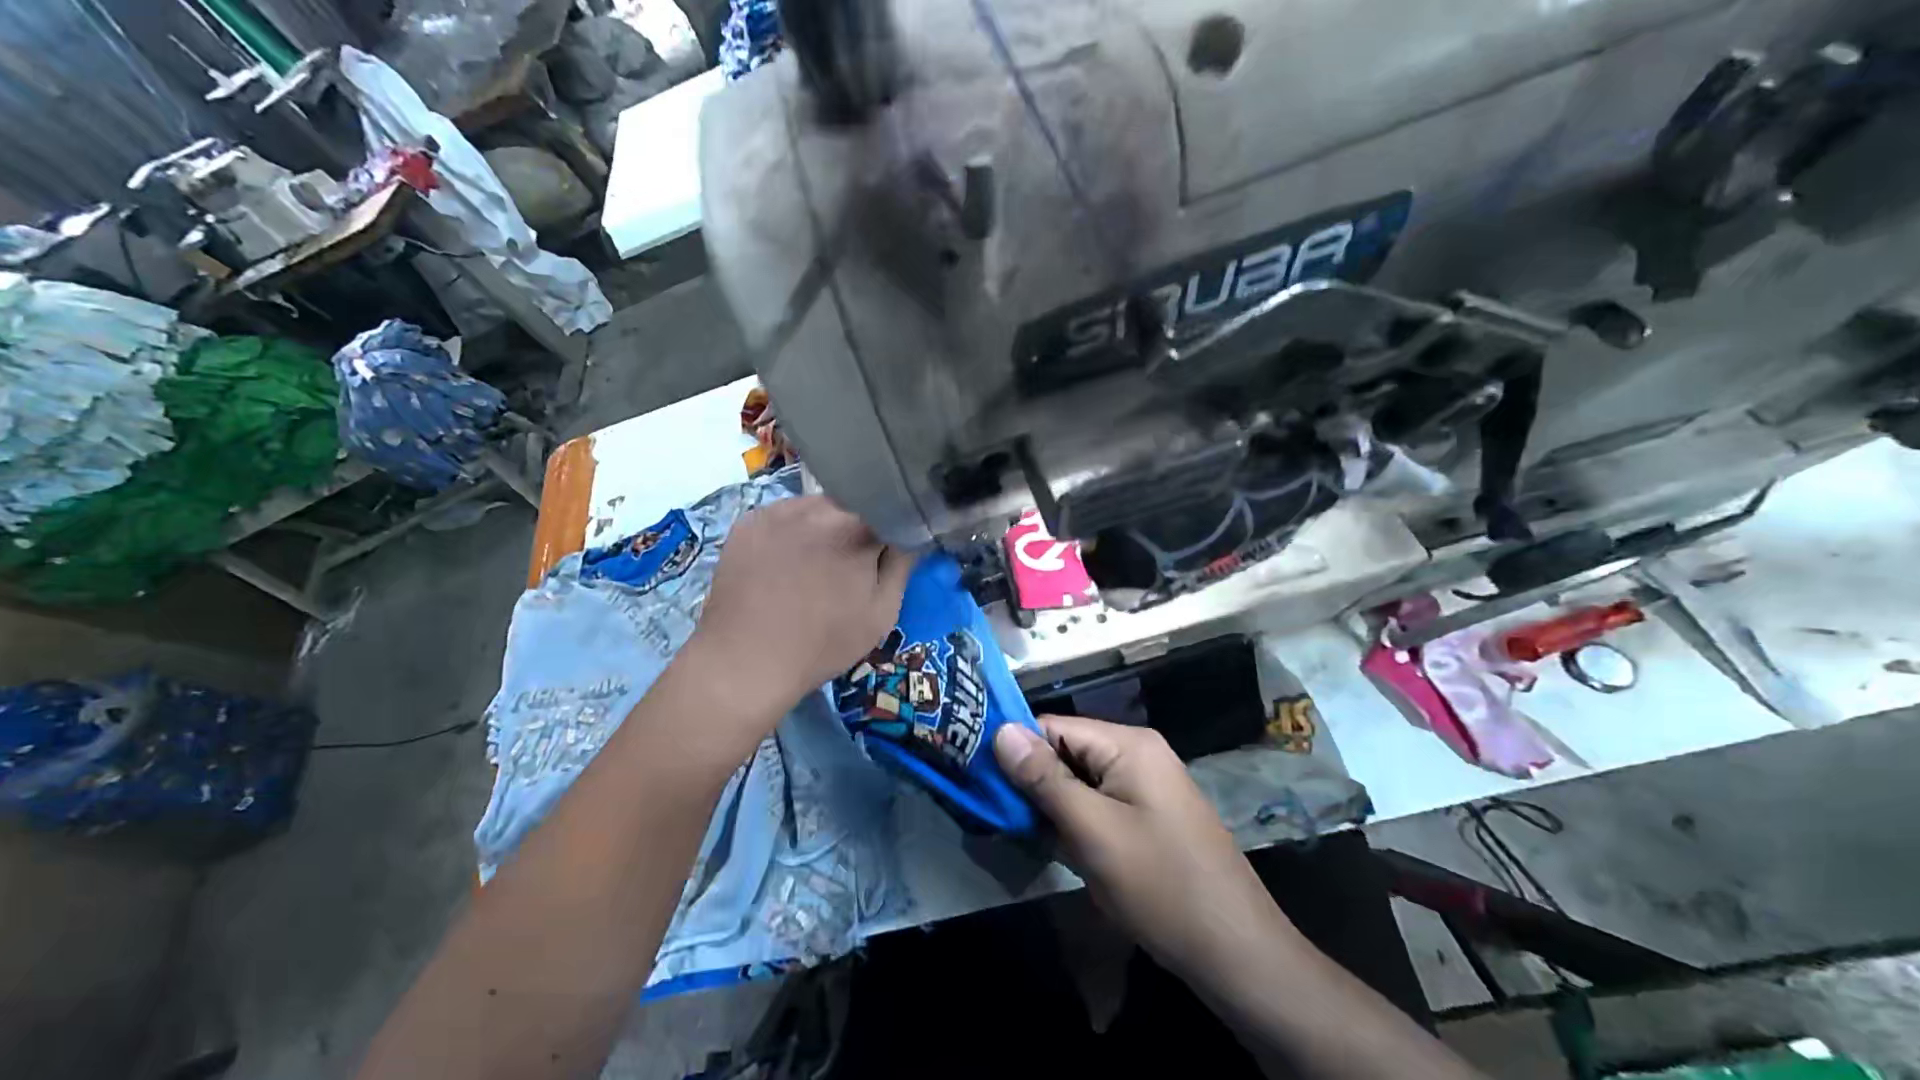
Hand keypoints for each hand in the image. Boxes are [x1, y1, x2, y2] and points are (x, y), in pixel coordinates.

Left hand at [691, 495, 916, 714]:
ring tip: (814, 566)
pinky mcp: (748, 521)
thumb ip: (902, 566)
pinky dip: (792, 532)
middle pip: (852, 506)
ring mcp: (778, 510)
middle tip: (850, 567)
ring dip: (824, 527)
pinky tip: (784, 563)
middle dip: (858, 529)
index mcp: (857, 526)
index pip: (890, 512)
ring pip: (817, 508)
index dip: (893, 534)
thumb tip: (911, 535)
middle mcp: (818, 506)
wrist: (744, 662)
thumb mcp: (881, 613)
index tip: (889, 555)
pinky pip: (784, 517)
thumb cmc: (822, 643)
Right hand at [994, 715, 1296, 980]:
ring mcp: (1146, 787)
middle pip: (1066, 752)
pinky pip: (1099, 804)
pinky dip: (1074, 821)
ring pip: (1079, 782)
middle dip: (1031, 781)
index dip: (1015, 749)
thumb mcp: (1093, 831)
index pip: (1053, 726)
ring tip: (1015, 831)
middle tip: (991, 812)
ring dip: (1050, 806)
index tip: (977, 778)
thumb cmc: (1160, 885)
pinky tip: (1054, 846)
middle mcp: (1139, 754)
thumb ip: (1044, 779)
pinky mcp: (1148, 817)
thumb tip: (1000, 730)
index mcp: (1129, 744)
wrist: (1236, 952)